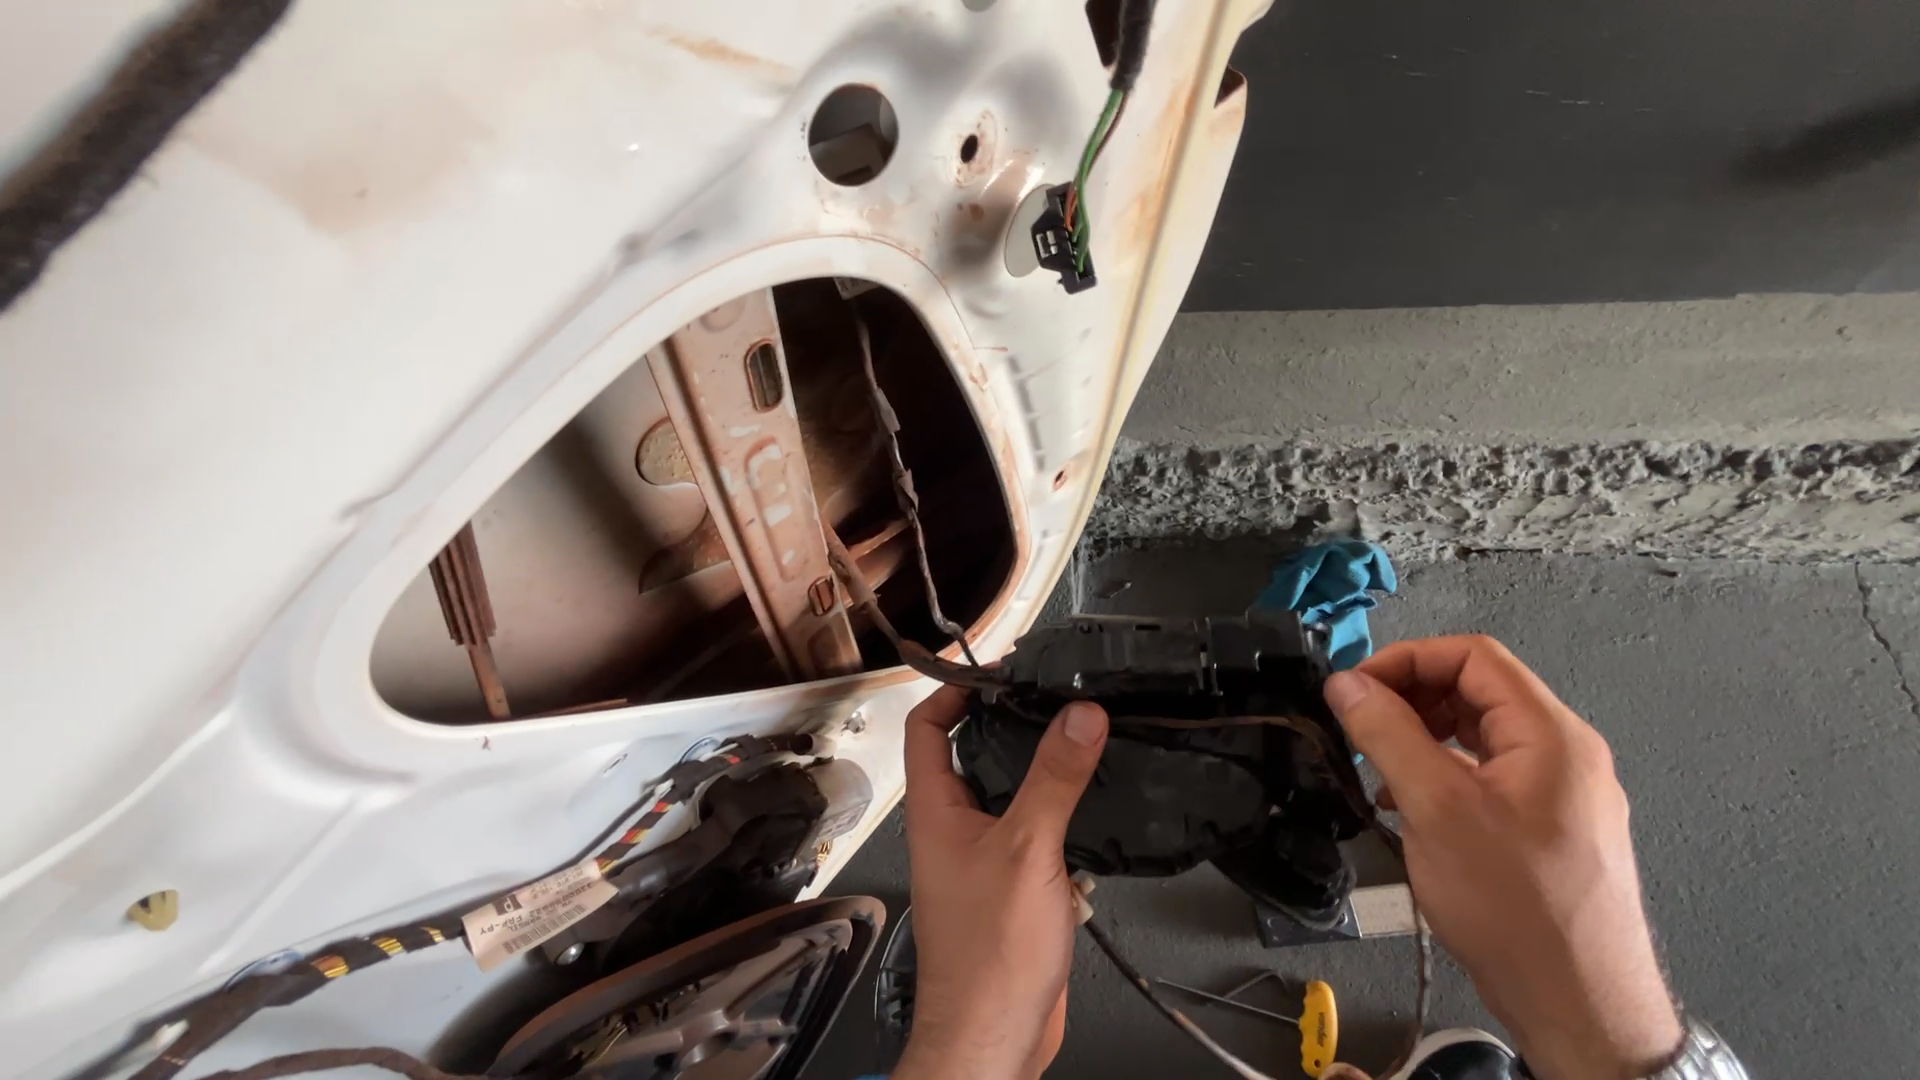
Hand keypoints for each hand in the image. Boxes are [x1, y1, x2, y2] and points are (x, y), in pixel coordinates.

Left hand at [890, 685, 1108, 1079]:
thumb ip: (1053, 778)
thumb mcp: (1027, 848)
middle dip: (1009, 724)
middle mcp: (952, 826)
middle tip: (1051, 698)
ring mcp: (982, 855)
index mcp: (934, 809)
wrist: (996, 1038)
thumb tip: (1079, 715)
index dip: (953, 691)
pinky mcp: (1011, 884)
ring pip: (1008, 793)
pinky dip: (1059, 815)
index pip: (927, 727)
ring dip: (1040, 771)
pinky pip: (1033, 831)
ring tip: (1080, 740)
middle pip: (971, 753)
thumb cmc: (990, 953)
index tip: (996, 671)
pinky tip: (1092, 807)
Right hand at [1324, 635, 1681, 1079]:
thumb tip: (1344, 682)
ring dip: (1419, 732)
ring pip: (1477, 731)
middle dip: (1409, 695)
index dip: (1406, 659)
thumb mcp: (1435, 808)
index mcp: (1550, 734)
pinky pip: (1485, 771)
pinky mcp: (1546, 824)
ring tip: (1375, 762)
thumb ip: (1387, 733)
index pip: (1473, 656)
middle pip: (1476, 689)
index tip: (1355, 688)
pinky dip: (1438, 768)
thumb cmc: (1510, 902)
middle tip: (1358, 722)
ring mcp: (1559, 790)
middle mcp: (1563, 751)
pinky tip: (1405, 800)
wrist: (1580, 1008)